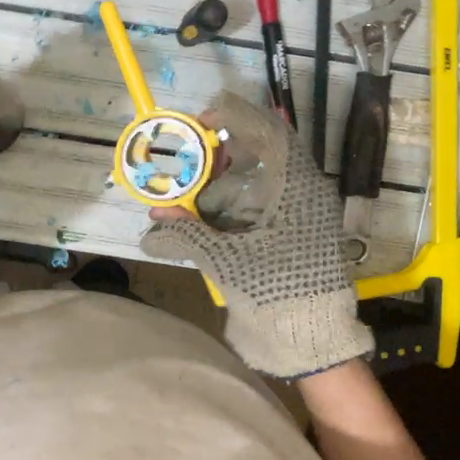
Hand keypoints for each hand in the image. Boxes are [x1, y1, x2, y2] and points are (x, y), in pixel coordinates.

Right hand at [141, 92, 371, 378]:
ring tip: (191, 193)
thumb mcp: (227, 261)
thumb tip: (151, 226)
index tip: (204, 118)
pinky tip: (205, 219)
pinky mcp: (291, 239)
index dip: (238, 118)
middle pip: (264, 155)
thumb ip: (188, 236)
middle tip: (191, 157)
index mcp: (299, 189)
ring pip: (261, 182)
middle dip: (224, 154)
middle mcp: (303, 196)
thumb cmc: (276, 291)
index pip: (272, 133)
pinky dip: (232, 209)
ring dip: (224, 183)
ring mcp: (299, 218)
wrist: (308, 341)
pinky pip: (261, 209)